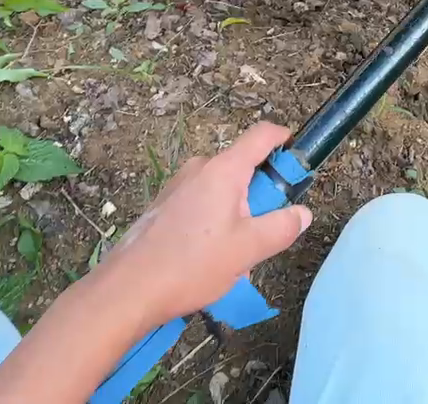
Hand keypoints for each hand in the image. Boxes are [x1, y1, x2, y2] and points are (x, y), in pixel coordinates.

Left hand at [93, 123, 312, 332]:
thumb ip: (282, 227)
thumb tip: (302, 214)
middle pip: (242, 166)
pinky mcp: (162, 206)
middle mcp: (200, 168)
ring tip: (231, 253)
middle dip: (258, 193)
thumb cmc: (191, 264)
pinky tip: (203, 257)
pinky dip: (211, 219)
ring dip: (234, 210)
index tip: (296, 158)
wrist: (125, 292)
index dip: (283, 139)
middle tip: (261, 230)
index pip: (262, 134)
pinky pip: (199, 201)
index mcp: (224, 169)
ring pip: (220, 188)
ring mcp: (177, 185)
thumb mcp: (249, 250)